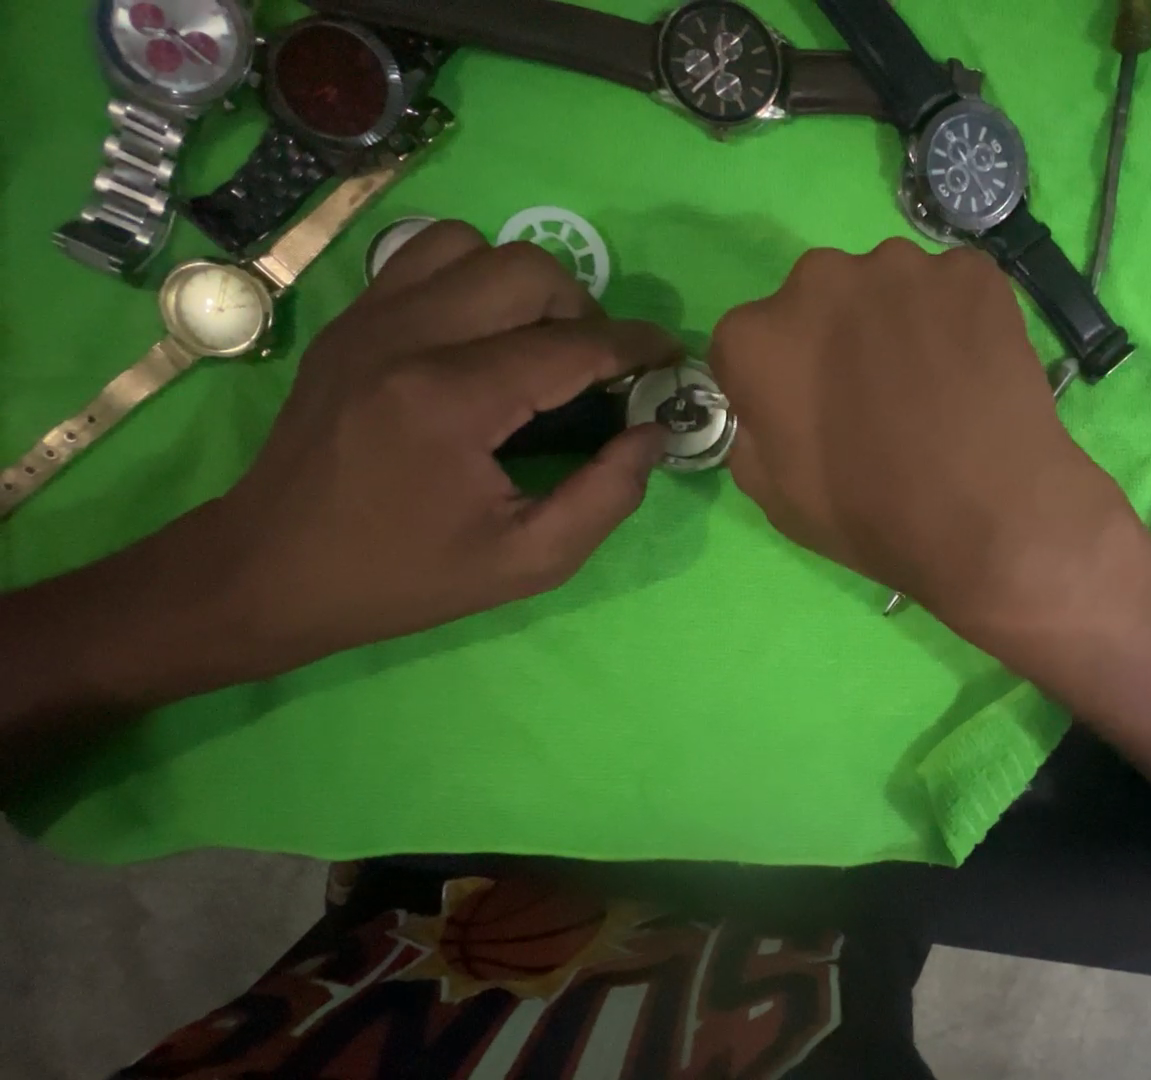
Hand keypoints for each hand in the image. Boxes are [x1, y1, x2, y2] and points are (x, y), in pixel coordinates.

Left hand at [208, 220, 677, 667]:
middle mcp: (407, 339)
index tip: (673, 358)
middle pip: (527, 270)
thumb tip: (654, 433)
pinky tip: (487, 337)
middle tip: (599, 367)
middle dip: (586, 311)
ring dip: (527, 287)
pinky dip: (474, 280)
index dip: (638, 346)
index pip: (573, 344)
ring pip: (472, 247)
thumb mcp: (531, 560)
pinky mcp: (349, 322)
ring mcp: (369, 320)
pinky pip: (424, 259)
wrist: (270, 569)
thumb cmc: (408, 574)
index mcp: (453, 401)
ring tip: (542, 344)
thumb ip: (609, 495)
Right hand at [711, 239, 1150, 632]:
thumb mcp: (778, 498)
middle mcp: (819, 279)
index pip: (752, 343)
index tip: (816, 413)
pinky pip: (954, 289)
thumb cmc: (876, 518)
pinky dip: (962, 318)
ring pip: (890, 288)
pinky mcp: (971, 272)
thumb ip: (751, 433)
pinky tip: (978, 369)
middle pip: (820, 301)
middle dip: (840, 338)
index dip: (784, 380)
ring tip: (939, 386)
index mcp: (759, 337)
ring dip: (903, 322)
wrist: (994, 518)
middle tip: (882, 397)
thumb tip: (763, 405)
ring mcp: (902, 268)